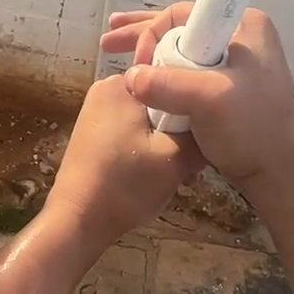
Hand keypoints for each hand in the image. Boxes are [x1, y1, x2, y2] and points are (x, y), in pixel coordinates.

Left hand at [43, 75, 203, 248]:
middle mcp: (106, 89)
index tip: (208, 128)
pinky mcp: (93, 133)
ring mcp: (96, 111)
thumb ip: (200, 134)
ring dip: (166, 142)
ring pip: (147, 118)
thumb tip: (214, 126)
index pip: (172, 73)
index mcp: (122, 84)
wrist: (78, 220)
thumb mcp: (175, 158)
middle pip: (160, 98)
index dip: (195, 99)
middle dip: (179, 128)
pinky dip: (147, 148)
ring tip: (179, 174)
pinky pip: (131, 130)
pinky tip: (157, 174)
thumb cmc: (125, 184)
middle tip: (193, 163)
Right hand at [100, 3, 293, 190]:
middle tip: (107, 41)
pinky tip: (140, 80)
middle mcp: (240, 37)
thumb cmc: (252, 130)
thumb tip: (129, 77)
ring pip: (179, 49)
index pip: (184, 14)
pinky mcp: (226, 88)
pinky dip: (161, 73)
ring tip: (110, 49)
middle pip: (179, 28)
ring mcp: (234, 63)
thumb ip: (166, 83)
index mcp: (244, 26)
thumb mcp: (209, 99)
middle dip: (141, 34)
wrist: (276, 174)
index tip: (136, 60)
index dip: (153, 33)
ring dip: (147, 53)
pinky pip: (186, 71)